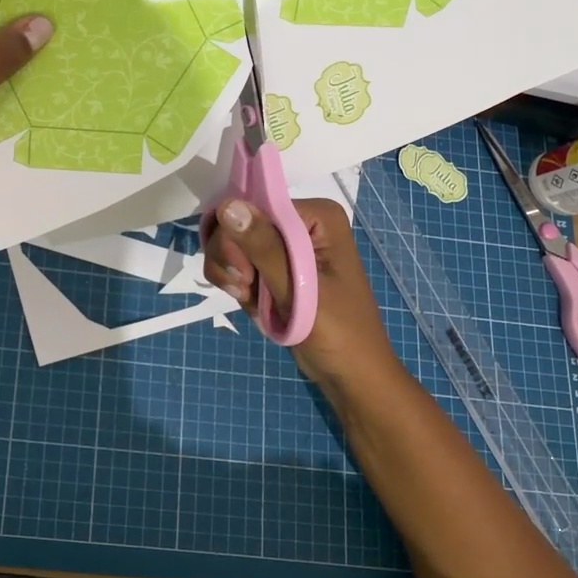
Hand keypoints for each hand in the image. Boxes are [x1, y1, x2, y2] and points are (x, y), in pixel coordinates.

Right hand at [203, 197, 394, 386]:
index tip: (246, 276)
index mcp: (316, 217)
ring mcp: (284, 244)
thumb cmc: (338, 331)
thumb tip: (228, 205)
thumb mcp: (299, 289)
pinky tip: (254, 304)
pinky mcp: (272, 266)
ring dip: (232, 277)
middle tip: (247, 290)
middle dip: (232, 261)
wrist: (349, 373)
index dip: (238, 239)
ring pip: (229, 245)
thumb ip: (263, 247)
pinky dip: (236, 286)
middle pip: (235, 224)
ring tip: (252, 301)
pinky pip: (235, 264)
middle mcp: (299, 223)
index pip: (253, 208)